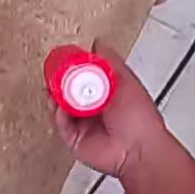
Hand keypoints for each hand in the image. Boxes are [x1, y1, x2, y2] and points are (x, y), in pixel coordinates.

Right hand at [50, 42, 169, 179]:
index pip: (83, 77)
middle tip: (55, 74)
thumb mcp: (126, 81)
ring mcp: (82, 123)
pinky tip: (60, 106)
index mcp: (106, 93)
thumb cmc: (140, 120)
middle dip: (59, 82)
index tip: (64, 60)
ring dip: (55, 97)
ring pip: (60, 107)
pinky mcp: (73, 138)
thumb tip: (99, 44)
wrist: (137, 149)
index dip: (73, 69)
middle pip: (68, 91)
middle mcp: (93, 108)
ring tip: (54, 87)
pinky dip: (58, 114)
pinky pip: (60, 123)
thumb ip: (111, 63)